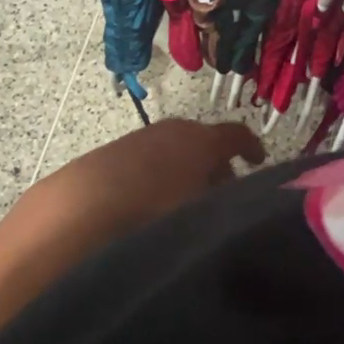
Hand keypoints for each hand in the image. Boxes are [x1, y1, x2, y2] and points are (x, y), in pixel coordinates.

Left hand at [27, 119, 266, 237]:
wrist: (83, 206)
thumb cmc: (156, 209)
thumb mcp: (203, 214)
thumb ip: (226, 209)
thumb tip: (239, 210)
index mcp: (202, 139)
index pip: (237, 135)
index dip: (252, 148)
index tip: (260, 163)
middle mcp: (174, 129)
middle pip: (205, 143)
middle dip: (217, 167)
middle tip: (224, 198)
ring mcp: (142, 138)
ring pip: (176, 153)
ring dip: (186, 175)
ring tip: (187, 209)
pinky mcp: (115, 153)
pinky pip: (150, 164)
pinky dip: (160, 179)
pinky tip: (152, 211)